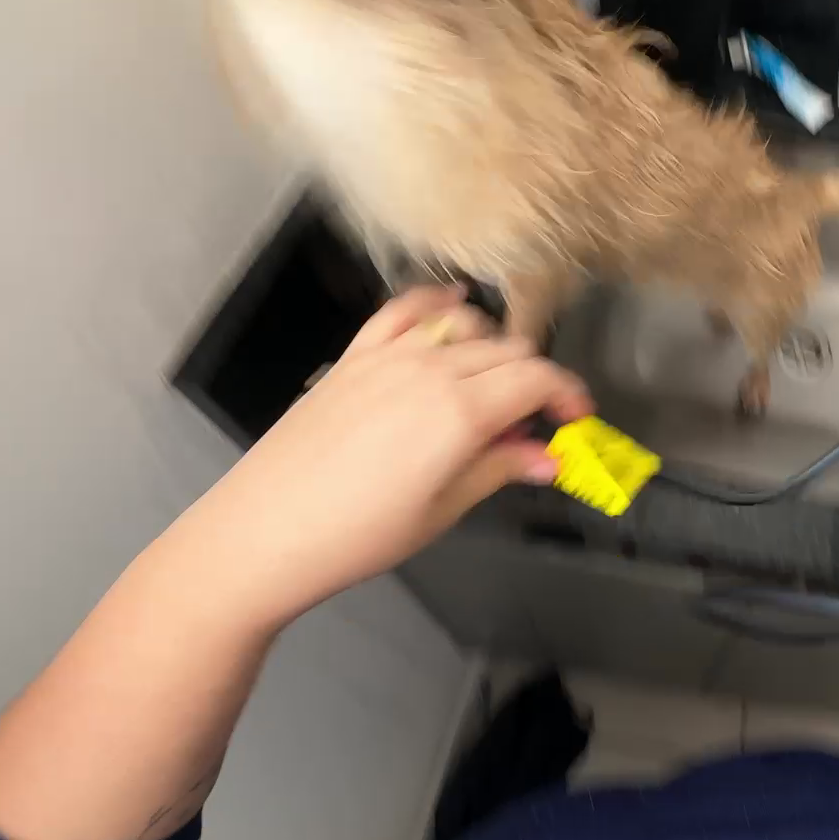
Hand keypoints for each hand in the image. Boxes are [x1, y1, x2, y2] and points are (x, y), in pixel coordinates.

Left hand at [176, 287, 592, 624]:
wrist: (261, 533)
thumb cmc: (359, 535)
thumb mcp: (445, 508)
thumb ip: (502, 468)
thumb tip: (551, 458)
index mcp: (460, 411)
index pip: (538, 378)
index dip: (568, 395)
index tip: (577, 419)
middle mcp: (431, 369)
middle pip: (511, 350)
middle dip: (536, 381)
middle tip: (531, 425)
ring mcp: (390, 355)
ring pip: (468, 326)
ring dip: (494, 349)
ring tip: (491, 386)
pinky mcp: (355, 355)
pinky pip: (405, 310)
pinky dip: (437, 304)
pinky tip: (453, 308)